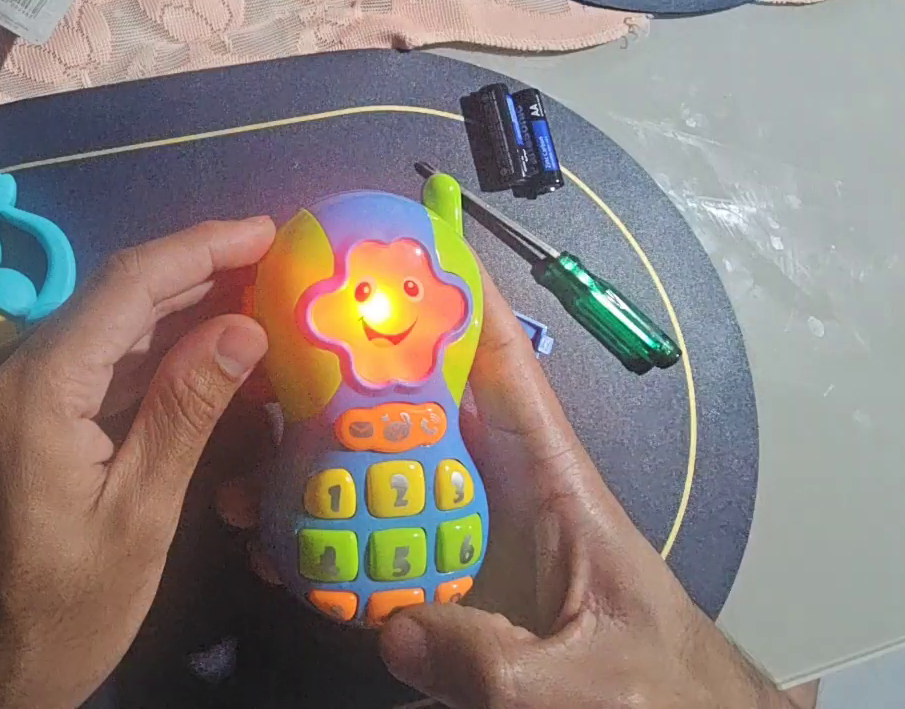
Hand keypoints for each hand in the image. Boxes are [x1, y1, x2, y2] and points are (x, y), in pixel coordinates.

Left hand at [0, 217, 276, 708]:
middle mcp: (3, 366)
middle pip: (112, 296)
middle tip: (269, 259)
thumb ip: (187, 410)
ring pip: (100, 323)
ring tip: (248, 291)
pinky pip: (84, 358)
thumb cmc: (62, 613)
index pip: (126, 286)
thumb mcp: (139, 515)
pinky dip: (141, 349)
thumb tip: (244, 327)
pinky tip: (193, 343)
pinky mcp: (5, 404)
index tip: (263, 230)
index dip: (200, 248)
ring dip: (173, 307)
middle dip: (194, 272)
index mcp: (33, 389)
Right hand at [220, 267, 793, 708]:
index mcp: (545, 471)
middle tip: (271, 359)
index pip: (500, 359)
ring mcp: (458, 526)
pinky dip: (321, 537)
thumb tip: (392, 629)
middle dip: (344, 374)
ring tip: (243, 482)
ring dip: (312, 465)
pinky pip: (369, 538)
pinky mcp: (439, 574)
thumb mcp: (590, 683)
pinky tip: (274, 549)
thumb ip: (499, 660)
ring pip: (376, 470)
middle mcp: (491, 482)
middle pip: (409, 403)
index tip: (402, 241)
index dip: (458, 292)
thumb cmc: (661, 692)